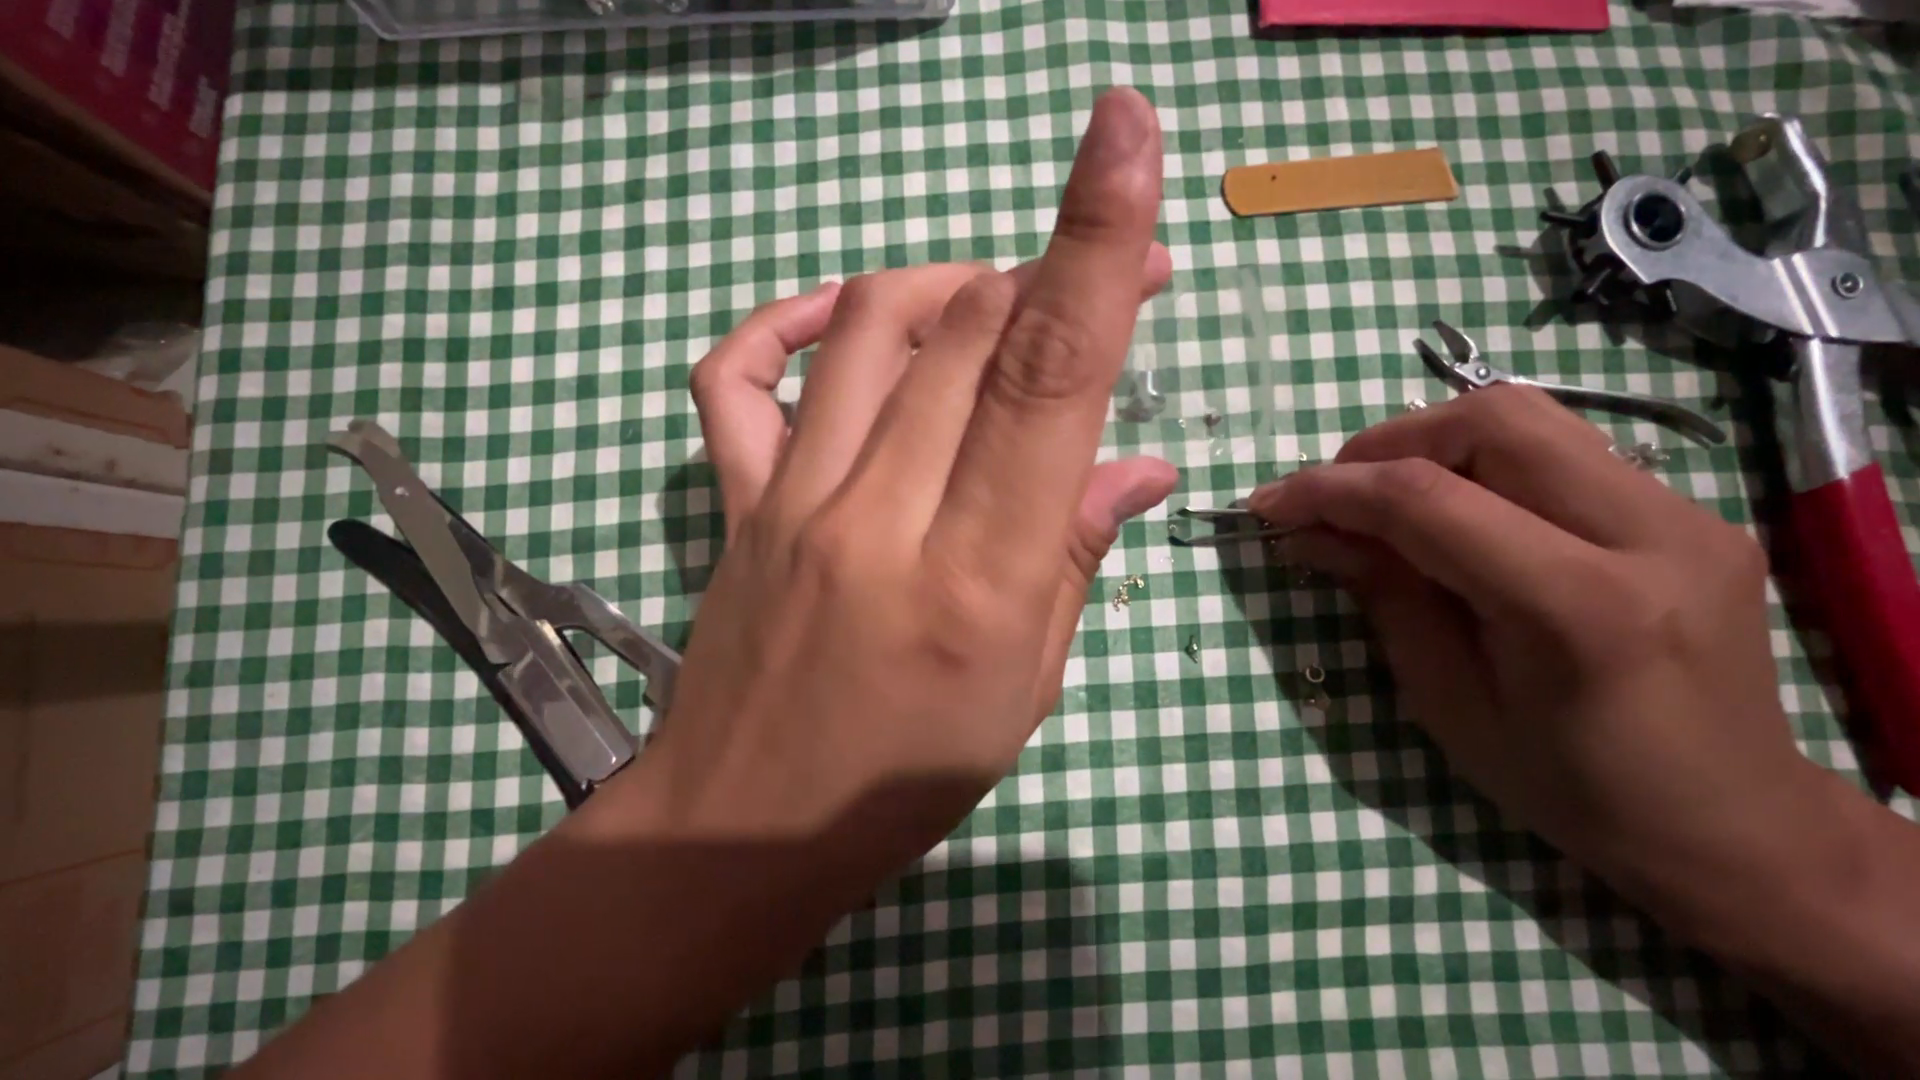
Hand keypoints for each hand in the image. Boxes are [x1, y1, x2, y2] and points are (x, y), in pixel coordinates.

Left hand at [653, 88, 1177, 871]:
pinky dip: (787, 321)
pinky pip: (736, 375)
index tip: (1127, 143)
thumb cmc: (904, 779)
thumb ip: (1077, 559)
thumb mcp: (1025, 688)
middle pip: (968, 329)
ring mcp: (791, 498)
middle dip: (1052, 260)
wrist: (742, 825)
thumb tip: (1142, 463)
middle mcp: (882, 514)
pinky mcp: (732, 500)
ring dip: (952, 281)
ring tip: (1001, 301)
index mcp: (979, 576)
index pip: (1047, 379)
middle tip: (1114, 257)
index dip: (1093, 250)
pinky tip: (842, 318)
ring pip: (870, 326)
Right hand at [1248, 386, 1851, 936]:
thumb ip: (1386, 597)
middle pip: (1493, 421)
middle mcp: (1647, 534)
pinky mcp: (1689, 511)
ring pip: (1533, 417)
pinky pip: (1564, 452)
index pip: (1429, 500)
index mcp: (1580, 607)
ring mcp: (1684, 513)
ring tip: (1385, 496)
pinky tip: (1457, 514)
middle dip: (1387, 443)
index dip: (1332, 490)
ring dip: (1434, 441)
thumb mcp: (1452, 704)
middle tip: (1336, 493)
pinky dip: (1485, 464)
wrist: (1731, 822)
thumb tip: (1312, 530)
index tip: (1271, 502)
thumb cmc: (1571, 789)